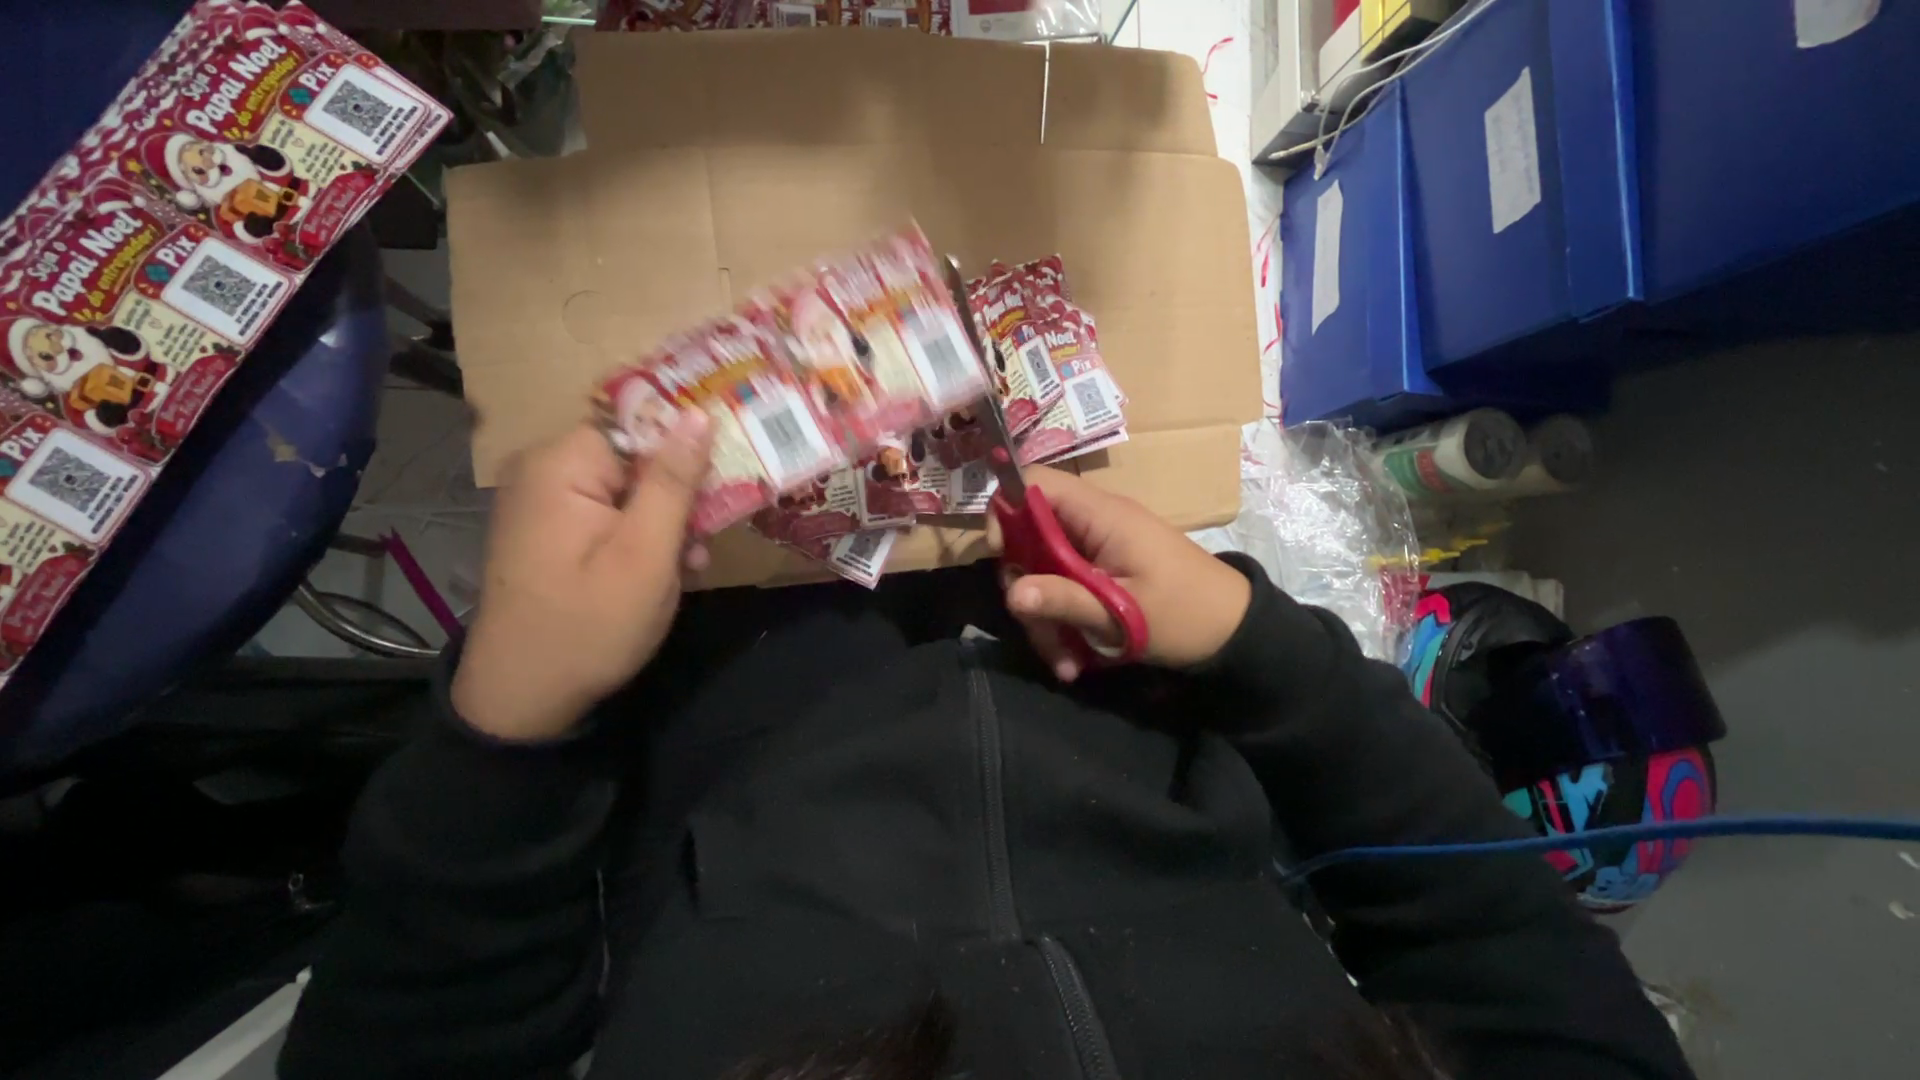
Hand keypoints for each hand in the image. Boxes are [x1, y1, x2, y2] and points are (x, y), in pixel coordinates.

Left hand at [451, 411, 713, 741]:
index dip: (687, 450)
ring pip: (628, 489)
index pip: (641, 425)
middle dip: (679, 494)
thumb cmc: (590, 624)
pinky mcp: (549, 532)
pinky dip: (640, 538)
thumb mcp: (646, 554)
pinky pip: (609, 514)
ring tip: (690, 564)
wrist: (522, 699)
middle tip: (708, 537)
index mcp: (562, 465)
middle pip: (635, 456)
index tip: (725, 480)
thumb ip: (674, 482)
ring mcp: (543, 503)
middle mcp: (545, 472)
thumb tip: (697, 413)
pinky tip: (665, 571)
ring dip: (666, 522)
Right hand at [991, 466, 1251, 681]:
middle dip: (1027, 588)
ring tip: (1066, 662)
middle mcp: (1093, 523)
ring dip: (1046, 617)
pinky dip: (1064, 620)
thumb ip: (1065, 601)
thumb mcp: (1120, 614)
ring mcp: (1096, 547)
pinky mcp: (1101, 571)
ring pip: (1043, 570)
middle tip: (1040, 631)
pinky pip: (1065, 586)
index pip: (1034, 483)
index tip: (1004, 556)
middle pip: (1029, 538)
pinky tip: (1076, 658)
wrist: (1234, 631)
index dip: (1006, 510)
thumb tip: (1012, 594)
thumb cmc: (1183, 614)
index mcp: (1101, 515)